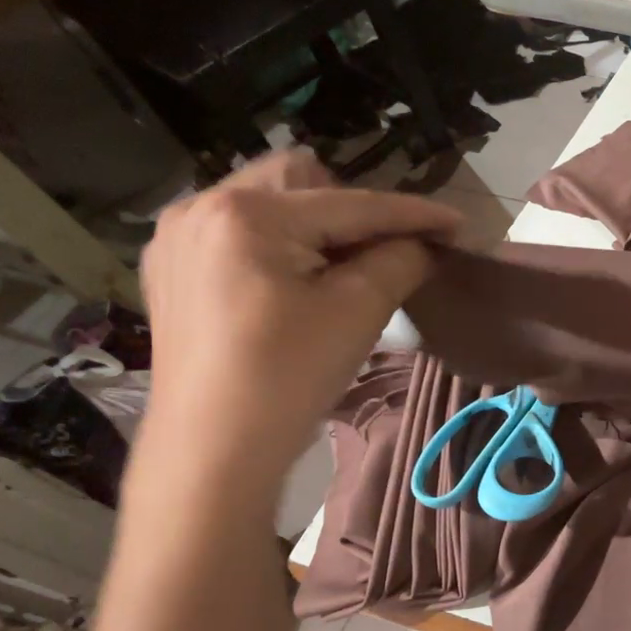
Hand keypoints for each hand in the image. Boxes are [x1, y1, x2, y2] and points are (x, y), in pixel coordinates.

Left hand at [137, 150, 459, 492]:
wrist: (214, 449)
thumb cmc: (289, 375)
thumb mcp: (359, 311)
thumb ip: (399, 261)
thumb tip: (423, 244)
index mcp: (248, 213)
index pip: (351, 204)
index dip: (412, 214)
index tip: (458, 224)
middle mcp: (202, 207)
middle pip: (299, 181)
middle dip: (351, 210)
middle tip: (383, 255)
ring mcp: (178, 238)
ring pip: (267, 205)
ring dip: (314, 228)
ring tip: (340, 274)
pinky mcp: (171, 270)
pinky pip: (238, 234)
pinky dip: (278, 248)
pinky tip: (295, 289)